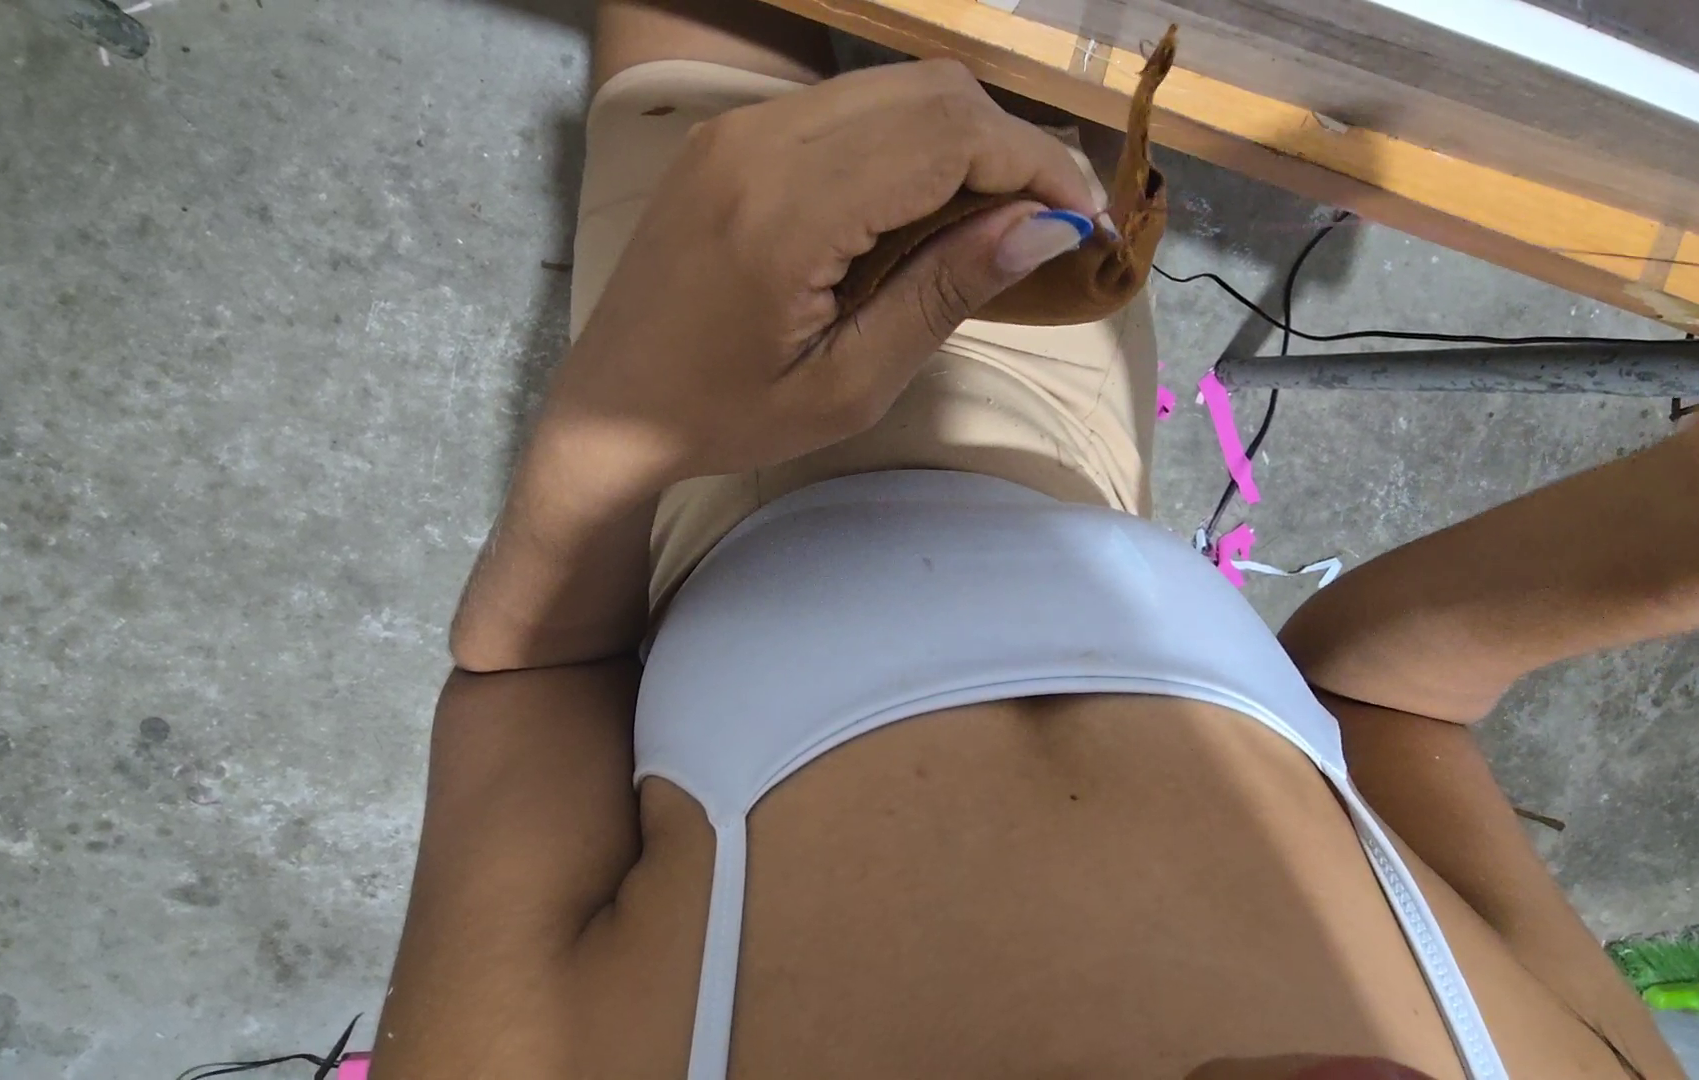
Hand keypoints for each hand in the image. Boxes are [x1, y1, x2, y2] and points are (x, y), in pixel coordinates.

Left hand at [544, 59, 1102, 486]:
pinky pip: (849, 111)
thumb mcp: (845, 386)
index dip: (1037, 165)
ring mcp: (740, 128)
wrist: (612, 408)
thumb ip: (941, 297)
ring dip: (965, 142)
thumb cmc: (726, 419)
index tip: (1086, 219)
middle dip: (1013, 146)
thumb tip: (1042, 229)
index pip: (948, 136)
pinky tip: (925, 205)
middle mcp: (762, 139)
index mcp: (787, 211)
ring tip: (996, 220)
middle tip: (1049, 223)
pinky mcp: (732, 137)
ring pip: (894, 91)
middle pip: (930, 92)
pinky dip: (910, 145)